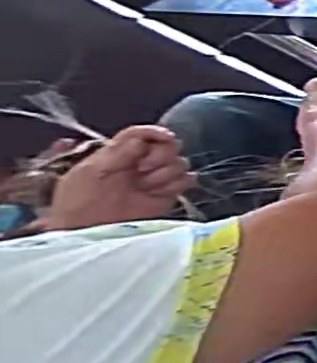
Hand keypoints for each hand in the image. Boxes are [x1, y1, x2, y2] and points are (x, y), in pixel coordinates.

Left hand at [39, 126, 193, 230]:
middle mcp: (141, 162)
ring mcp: (158, 177)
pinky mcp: (172, 190)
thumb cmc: (82, 201)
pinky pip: (188, 178)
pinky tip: (158, 194)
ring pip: (181, 162)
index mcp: (118, 154)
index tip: (165, 137)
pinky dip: (175, 185)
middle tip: (141, 171)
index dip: (155, 132)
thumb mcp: (90, 173)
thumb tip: (151, 137)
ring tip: (144, 188)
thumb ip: (118, 151)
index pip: (141, 134)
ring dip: (164, 175)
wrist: (94, 230)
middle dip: (159, 157)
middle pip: (168, 146)